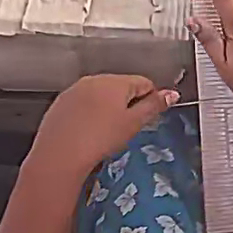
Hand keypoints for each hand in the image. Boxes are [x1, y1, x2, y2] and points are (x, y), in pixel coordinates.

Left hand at [26, 74, 176, 182]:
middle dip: (128, 102)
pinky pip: (84, 102)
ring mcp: (75, 89)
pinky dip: (90, 113)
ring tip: (107, 132)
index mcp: (116, 82)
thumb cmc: (101, 138)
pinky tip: (88, 131)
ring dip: (109, 107)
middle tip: (127, 128)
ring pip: (101, 94)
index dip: (151, 99)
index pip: (144, 82)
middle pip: (121, 86)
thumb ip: (153, 106)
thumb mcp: (133, 124)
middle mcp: (95, 79)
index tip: (147, 118)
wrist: (60, 153)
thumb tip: (172, 94)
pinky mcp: (61, 102)